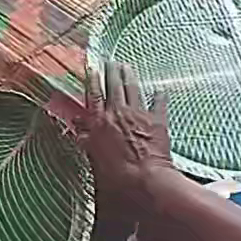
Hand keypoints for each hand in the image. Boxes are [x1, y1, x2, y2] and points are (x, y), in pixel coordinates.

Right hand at [82, 61, 174, 210]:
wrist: (145, 180)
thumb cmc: (116, 177)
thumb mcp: (94, 161)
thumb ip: (88, 144)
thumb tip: (80, 134)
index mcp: (100, 123)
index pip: (94, 96)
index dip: (92, 81)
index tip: (92, 68)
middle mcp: (118, 114)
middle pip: (113, 87)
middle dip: (111, 72)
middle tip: (111, 61)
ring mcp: (138, 115)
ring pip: (132, 89)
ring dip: (129, 76)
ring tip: (127, 66)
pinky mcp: (157, 121)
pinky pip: (158, 103)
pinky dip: (159, 95)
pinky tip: (160, 89)